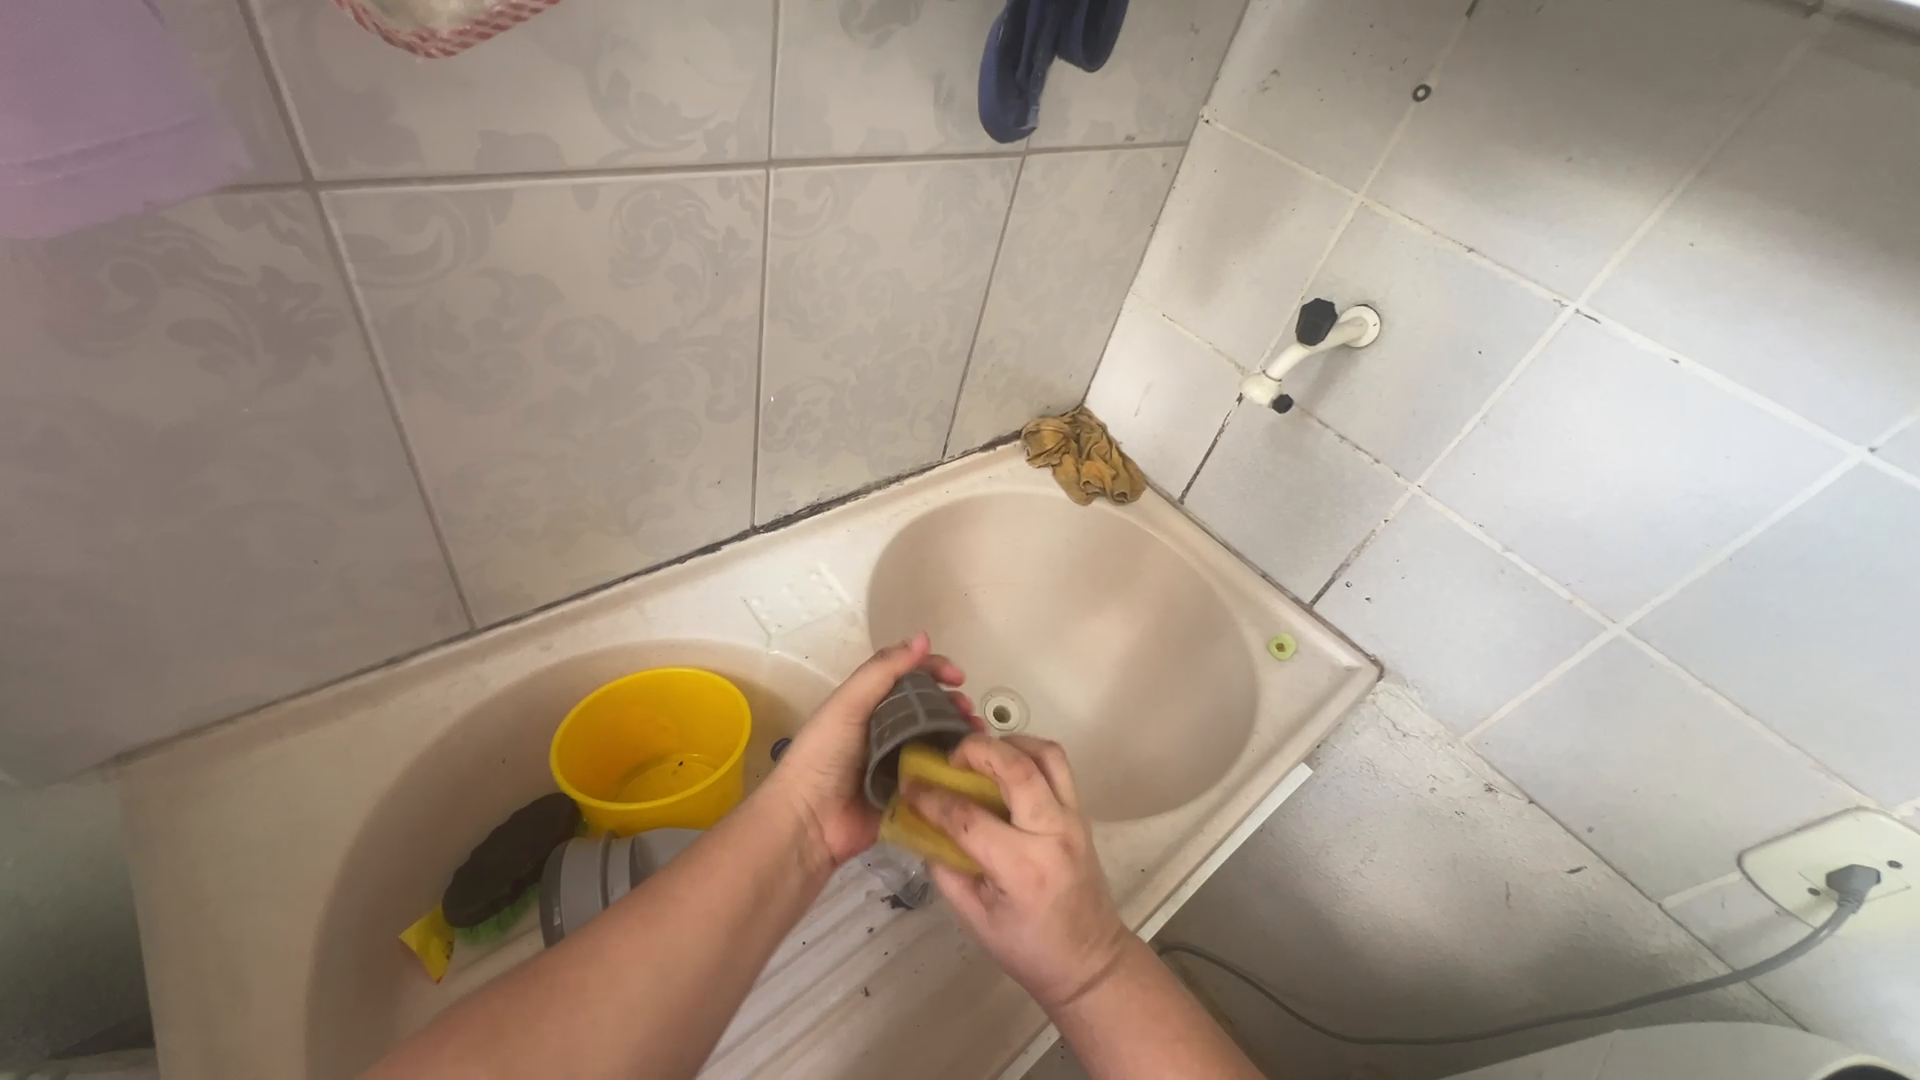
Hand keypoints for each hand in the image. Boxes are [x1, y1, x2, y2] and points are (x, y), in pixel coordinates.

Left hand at [766, 632, 974, 868]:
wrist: (808, 821)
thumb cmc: (824, 755)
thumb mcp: (848, 703)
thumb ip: (883, 670)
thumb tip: (923, 637)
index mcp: (870, 705)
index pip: (909, 677)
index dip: (935, 670)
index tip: (959, 677)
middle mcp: (886, 731)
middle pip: (929, 709)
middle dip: (953, 705)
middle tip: (970, 714)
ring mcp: (899, 764)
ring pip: (938, 742)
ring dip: (960, 736)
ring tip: (977, 738)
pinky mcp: (908, 796)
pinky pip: (937, 779)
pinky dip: (956, 771)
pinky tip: (974, 767)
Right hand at [906, 735, 1131, 1011]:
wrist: (1091, 961)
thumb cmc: (1030, 949)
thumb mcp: (976, 920)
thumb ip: (946, 871)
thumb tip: (923, 827)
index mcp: (1022, 867)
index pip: (968, 818)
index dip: (932, 799)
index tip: (910, 788)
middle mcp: (1052, 833)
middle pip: (1016, 767)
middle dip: (976, 751)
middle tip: (950, 759)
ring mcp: (1073, 818)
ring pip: (1046, 754)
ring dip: (1010, 743)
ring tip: (982, 756)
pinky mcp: (1081, 813)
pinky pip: (1057, 767)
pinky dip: (1029, 755)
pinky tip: (1005, 769)